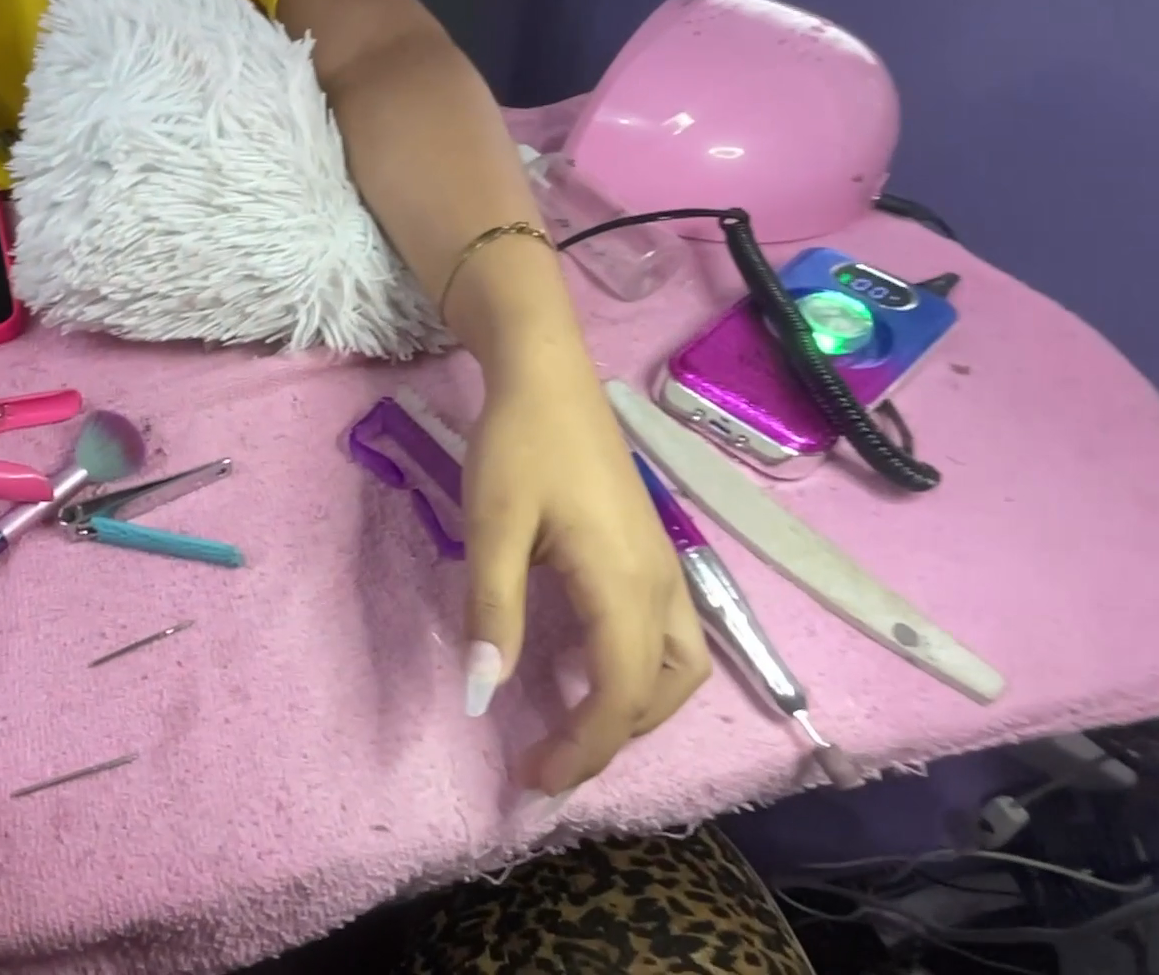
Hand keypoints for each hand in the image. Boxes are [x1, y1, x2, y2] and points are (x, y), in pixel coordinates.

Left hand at [461, 339, 711, 794]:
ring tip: (576, 724)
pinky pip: (666, 632)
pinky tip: (593, 662)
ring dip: (634, 707)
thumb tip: (482, 696)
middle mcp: (662, 583)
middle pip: (661, 691)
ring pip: (676, 665)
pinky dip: (639, 669)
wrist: (547, 376)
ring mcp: (663, 563)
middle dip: (611, 736)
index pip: (619, 694)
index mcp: (625, 584)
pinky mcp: (649, 547)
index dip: (582, 748)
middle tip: (549, 759)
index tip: (533, 782)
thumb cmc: (516, 446)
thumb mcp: (493, 528)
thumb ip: (492, 612)